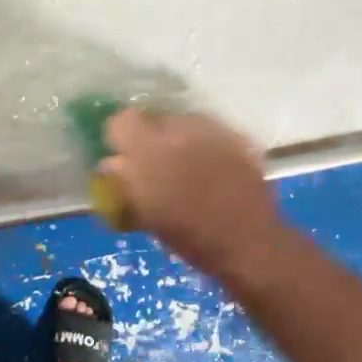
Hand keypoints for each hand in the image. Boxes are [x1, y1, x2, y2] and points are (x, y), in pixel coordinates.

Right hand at [100, 107, 282, 277]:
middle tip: (157, 165)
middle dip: (153, 138)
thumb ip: (126, 185)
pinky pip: (213, 131)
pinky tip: (214, 169)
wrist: (249, 243)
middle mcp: (179, 131)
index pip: (121, 122)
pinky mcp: (238, 136)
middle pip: (156, 118)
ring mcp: (212, 130)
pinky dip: (207, 145)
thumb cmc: (192, 240)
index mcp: (149, 152)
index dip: (120, 138)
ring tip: (190, 167)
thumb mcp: (149, 217)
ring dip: (181, 139)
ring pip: (186, 121)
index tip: (124, 157)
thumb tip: (112, 166)